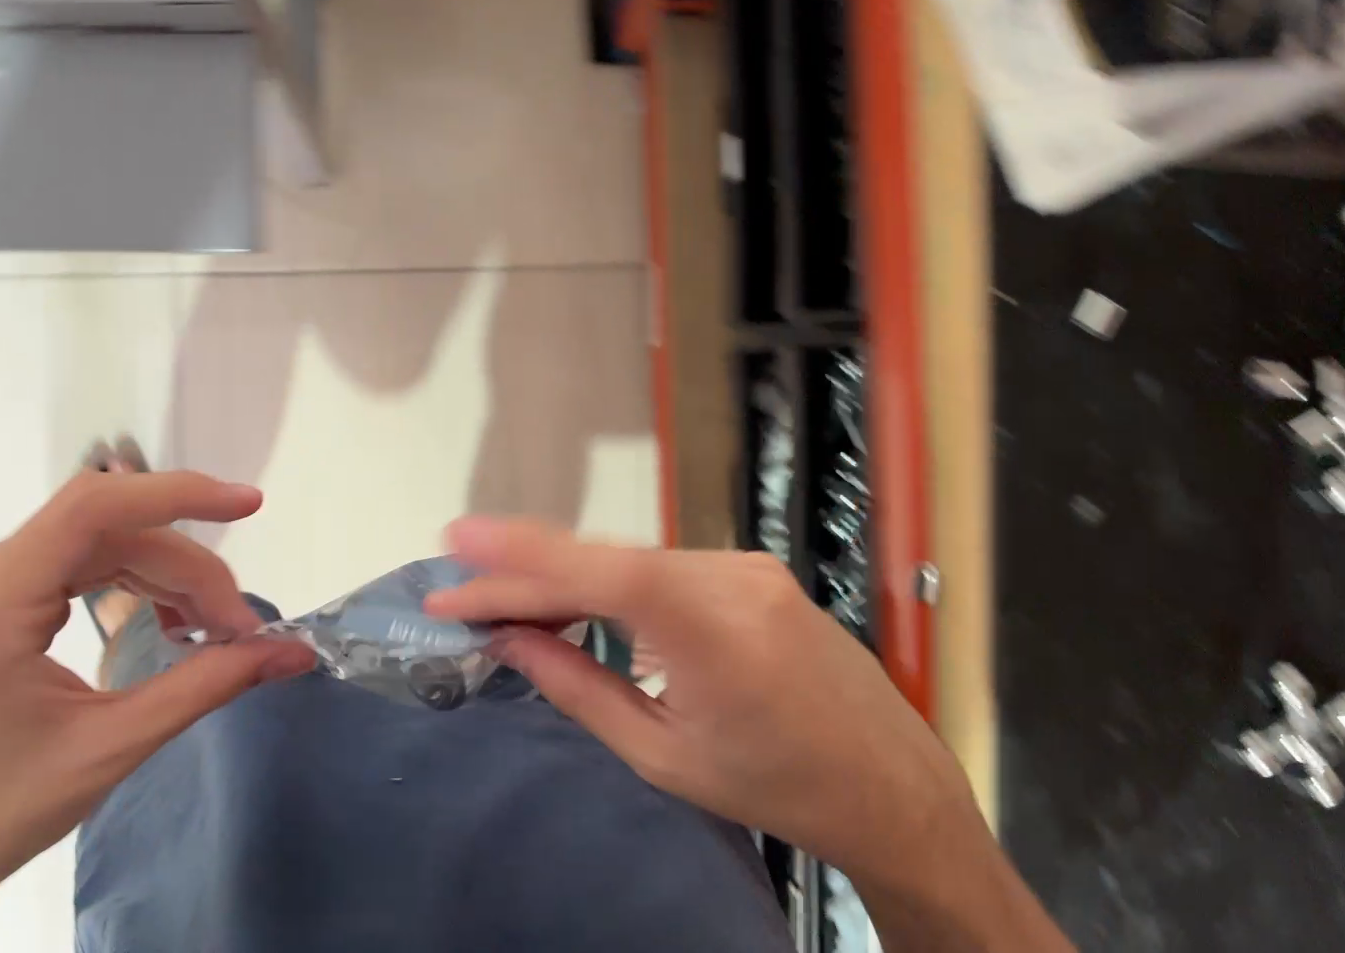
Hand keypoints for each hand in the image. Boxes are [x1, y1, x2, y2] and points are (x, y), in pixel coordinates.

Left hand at [0, 471, 315, 952]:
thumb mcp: (114, 745)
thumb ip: (209, 684)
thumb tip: (294, 653)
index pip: (94, 508)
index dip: (179, 495)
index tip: (250, 506)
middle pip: (112, 534)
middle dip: (188, 571)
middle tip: (241, 630)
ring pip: (103, 545)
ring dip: (168, 578)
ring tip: (216, 630)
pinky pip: (81, 564)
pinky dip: (137, 585)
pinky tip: (169, 621)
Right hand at [426, 519, 1072, 952]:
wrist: (892, 785)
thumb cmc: (776, 786)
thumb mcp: (663, 754)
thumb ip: (577, 687)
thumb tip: (509, 640)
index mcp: (711, 626)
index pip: (593, 574)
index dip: (515, 565)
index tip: (452, 564)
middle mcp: (728, 573)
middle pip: (603, 559)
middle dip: (526, 568)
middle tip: (458, 578)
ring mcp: (744, 565)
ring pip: (629, 558)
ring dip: (565, 573)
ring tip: (500, 590)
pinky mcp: (750, 570)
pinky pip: (660, 566)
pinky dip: (607, 580)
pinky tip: (572, 597)